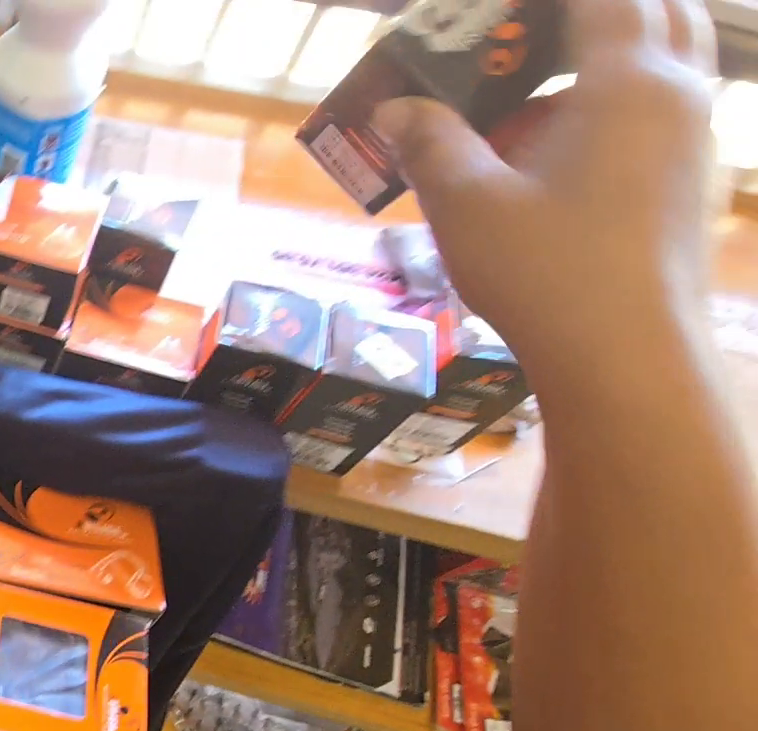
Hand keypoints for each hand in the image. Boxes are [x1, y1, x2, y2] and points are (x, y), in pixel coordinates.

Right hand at [372, 0, 718, 364]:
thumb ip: (431, 146)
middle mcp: (675, 91)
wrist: (620, 345)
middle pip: (652, 8)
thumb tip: (392, 107)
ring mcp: (691, 132)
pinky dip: (607, 98)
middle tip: (510, 40)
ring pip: (661, 54)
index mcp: (626, 84)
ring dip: (598, 53)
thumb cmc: (540, 267)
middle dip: (581, 12)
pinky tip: (548, 147)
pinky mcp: (685, 171)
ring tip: (523, 91)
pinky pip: (657, 102)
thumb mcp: (465, 206)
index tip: (486, 12)